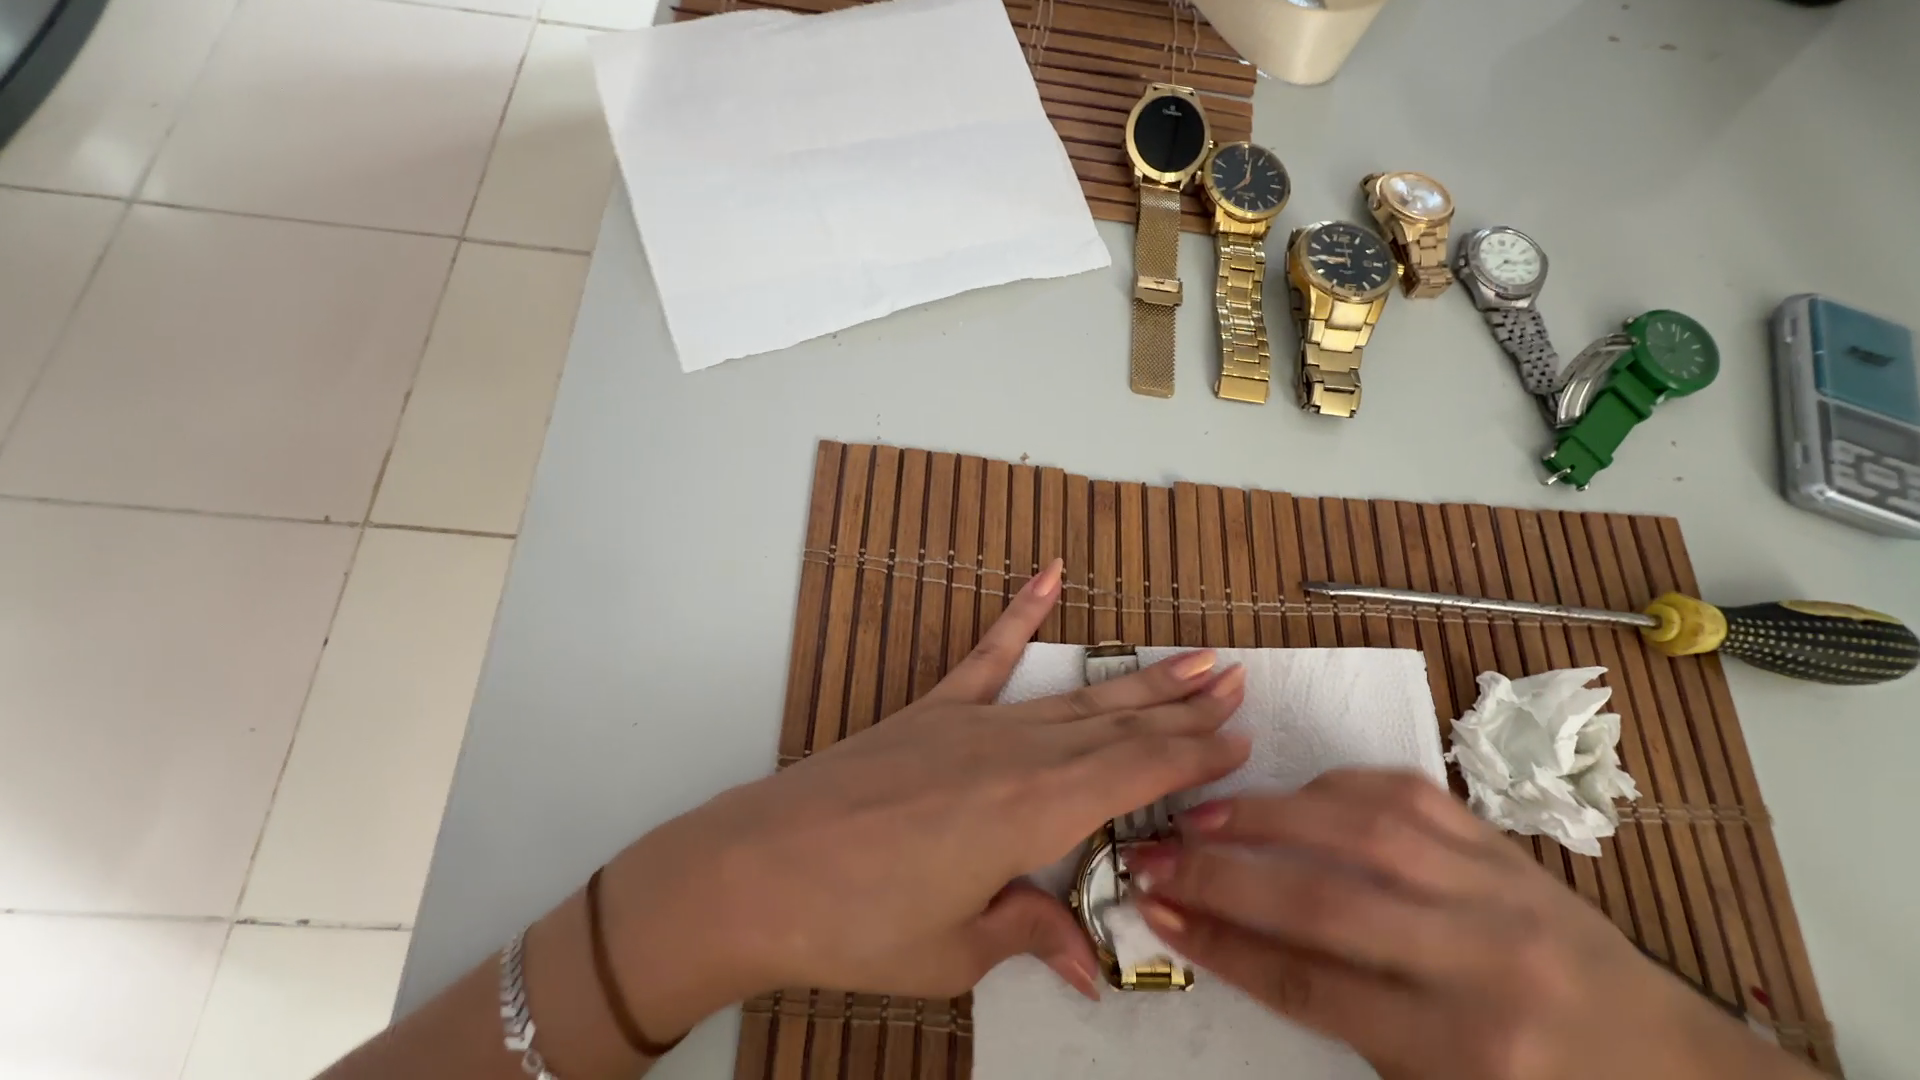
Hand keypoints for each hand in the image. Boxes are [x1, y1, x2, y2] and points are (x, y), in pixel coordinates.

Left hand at [601, 559, 1250, 1038]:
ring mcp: (971, 724)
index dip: (1192, 756)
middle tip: (1236, 684)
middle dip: (1183, 709)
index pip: (1137, 775)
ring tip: (1192, 657)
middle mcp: (1014, 755)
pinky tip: (1048, 575)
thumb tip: (1088, 965)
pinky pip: (986, 654)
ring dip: (1137, 678)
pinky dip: (1019, 612)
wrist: (754, 872)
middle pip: (1117, 727)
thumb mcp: (954, 950)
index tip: (1239, 738)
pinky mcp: (929, 711)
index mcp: (1033, 815)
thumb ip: (1030, 936)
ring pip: (1074, 696)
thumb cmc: (855, 924)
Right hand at [1129, 770, 1818, 1079]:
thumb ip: (1335, 1012)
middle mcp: (1482, 959)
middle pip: (1323, 900)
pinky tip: (1287, 794)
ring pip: (1360, 829)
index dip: (1222, 945)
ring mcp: (1497, 888)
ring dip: (1265, 815)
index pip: (1309, 982)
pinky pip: (1405, 795)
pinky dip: (1332, 786)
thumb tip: (1226, 936)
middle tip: (1150, 855)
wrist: (1670, 1067)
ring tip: (1200, 814)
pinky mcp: (1503, 844)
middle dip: (1220, 874)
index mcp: (1464, 1047)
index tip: (1157, 912)